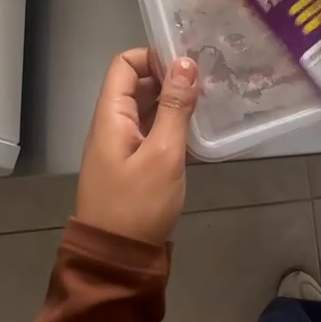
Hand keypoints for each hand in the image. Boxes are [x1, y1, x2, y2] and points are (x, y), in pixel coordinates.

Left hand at [74, 49, 198, 244]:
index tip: (187, 66)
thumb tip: (185, 62)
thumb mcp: (163, 153)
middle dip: (169, 78)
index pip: (124, 64)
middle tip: (208, 82)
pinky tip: (199, 133)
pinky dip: (172, 126)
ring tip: (209, 103)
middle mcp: (112, 125)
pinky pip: (152, 132)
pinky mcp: (134, 166)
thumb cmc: (138, 206)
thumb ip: (174, 107)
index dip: (153, 57)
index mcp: (111, 116)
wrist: (117, 263)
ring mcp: (122, 146)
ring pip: (147, 109)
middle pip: (137, 84)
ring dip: (174, 103)